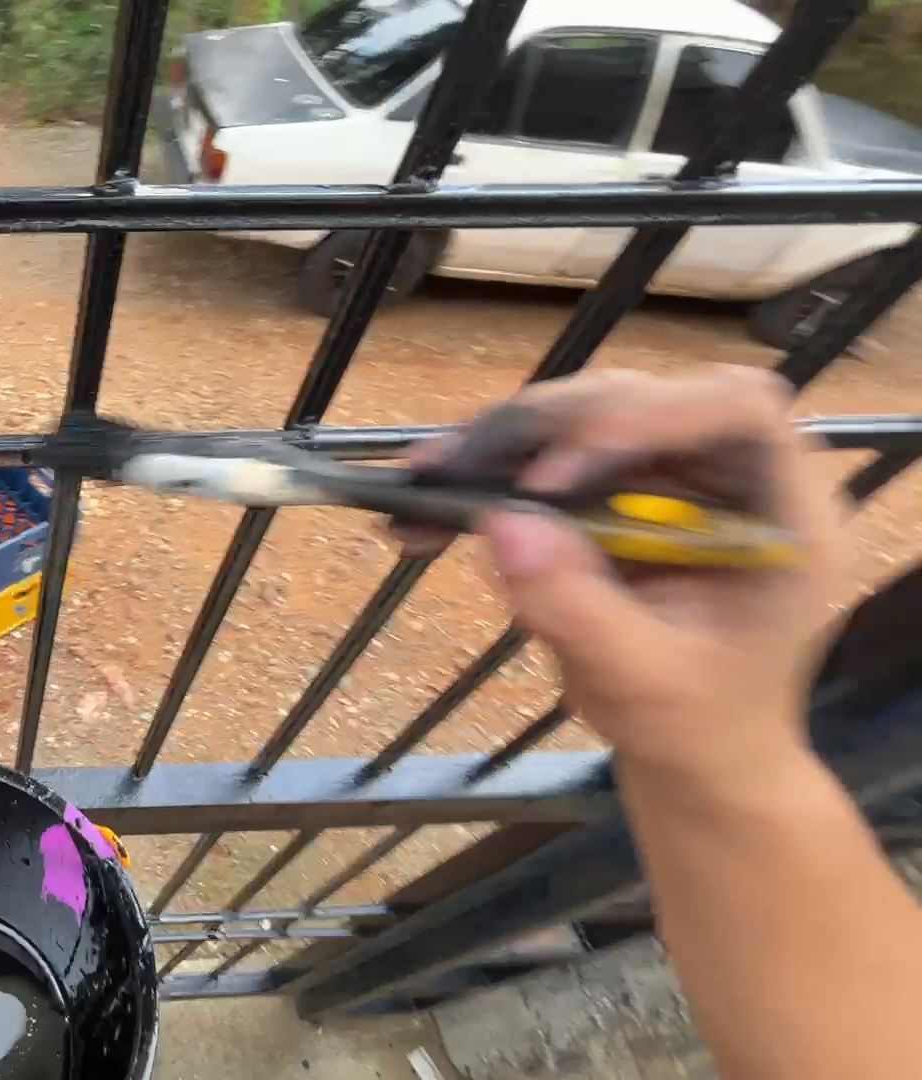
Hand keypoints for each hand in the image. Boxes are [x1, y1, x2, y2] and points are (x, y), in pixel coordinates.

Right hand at [408, 367, 845, 789]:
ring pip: (565, 421)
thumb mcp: (635, 675)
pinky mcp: (592, 497)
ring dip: (486, 447)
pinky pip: (525, 466)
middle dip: (531, 429)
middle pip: (627, 401)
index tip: (544, 480)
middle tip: (449, 467)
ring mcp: (649, 482)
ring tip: (419, 481)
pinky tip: (417, 512)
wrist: (680, 737)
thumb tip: (498, 524)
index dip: (636, 420)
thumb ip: (574, 605)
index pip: (730, 410)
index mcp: (772, 512)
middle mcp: (712, 476)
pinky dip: (468, 483)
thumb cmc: (688, 716)